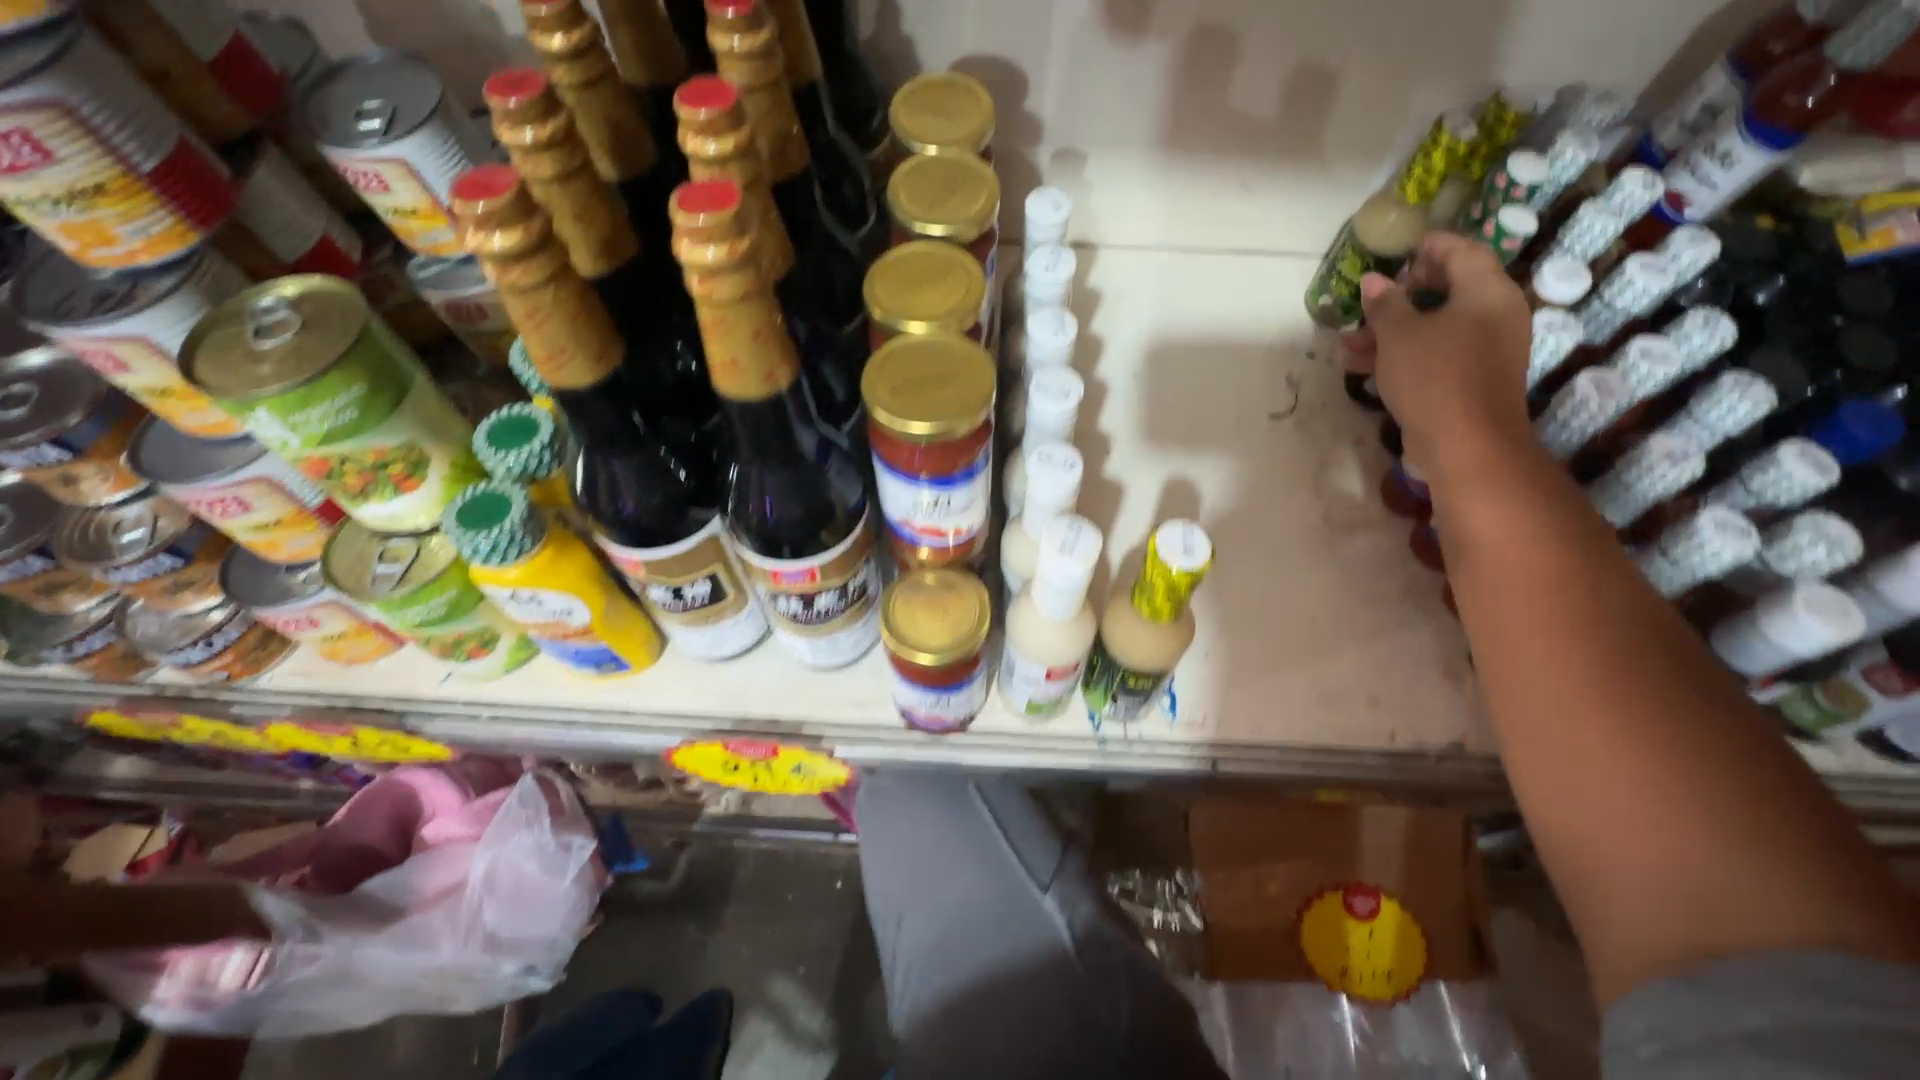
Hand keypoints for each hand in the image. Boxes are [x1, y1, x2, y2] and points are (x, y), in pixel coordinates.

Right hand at [1342, 232, 1533, 481]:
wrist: (1467, 445)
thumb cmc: (1434, 377)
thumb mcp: (1399, 335)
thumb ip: (1385, 303)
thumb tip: (1374, 281)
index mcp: (1487, 291)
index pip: (1462, 251)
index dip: (1428, 248)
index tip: (1395, 254)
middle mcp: (1495, 314)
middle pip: (1447, 290)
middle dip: (1400, 297)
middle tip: (1368, 302)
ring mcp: (1487, 349)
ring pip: (1435, 327)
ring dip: (1392, 332)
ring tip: (1349, 345)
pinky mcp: (1472, 379)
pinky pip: (1437, 354)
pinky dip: (1405, 354)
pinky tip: (1363, 368)